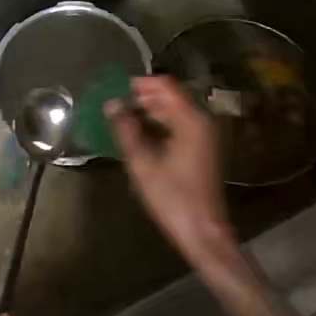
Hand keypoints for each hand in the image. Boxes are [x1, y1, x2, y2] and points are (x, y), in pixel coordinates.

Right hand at [107, 76, 234, 267]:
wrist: (202, 231)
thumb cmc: (172, 197)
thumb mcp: (142, 163)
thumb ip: (126, 129)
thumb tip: (111, 104)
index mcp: (190, 121)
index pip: (165, 85)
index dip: (141, 84)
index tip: (118, 89)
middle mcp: (201, 122)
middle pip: (171, 96)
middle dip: (144, 97)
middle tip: (117, 106)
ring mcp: (204, 135)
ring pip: (175, 110)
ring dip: (151, 110)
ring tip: (124, 119)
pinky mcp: (202, 147)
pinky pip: (180, 123)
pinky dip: (161, 123)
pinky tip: (141, 134)